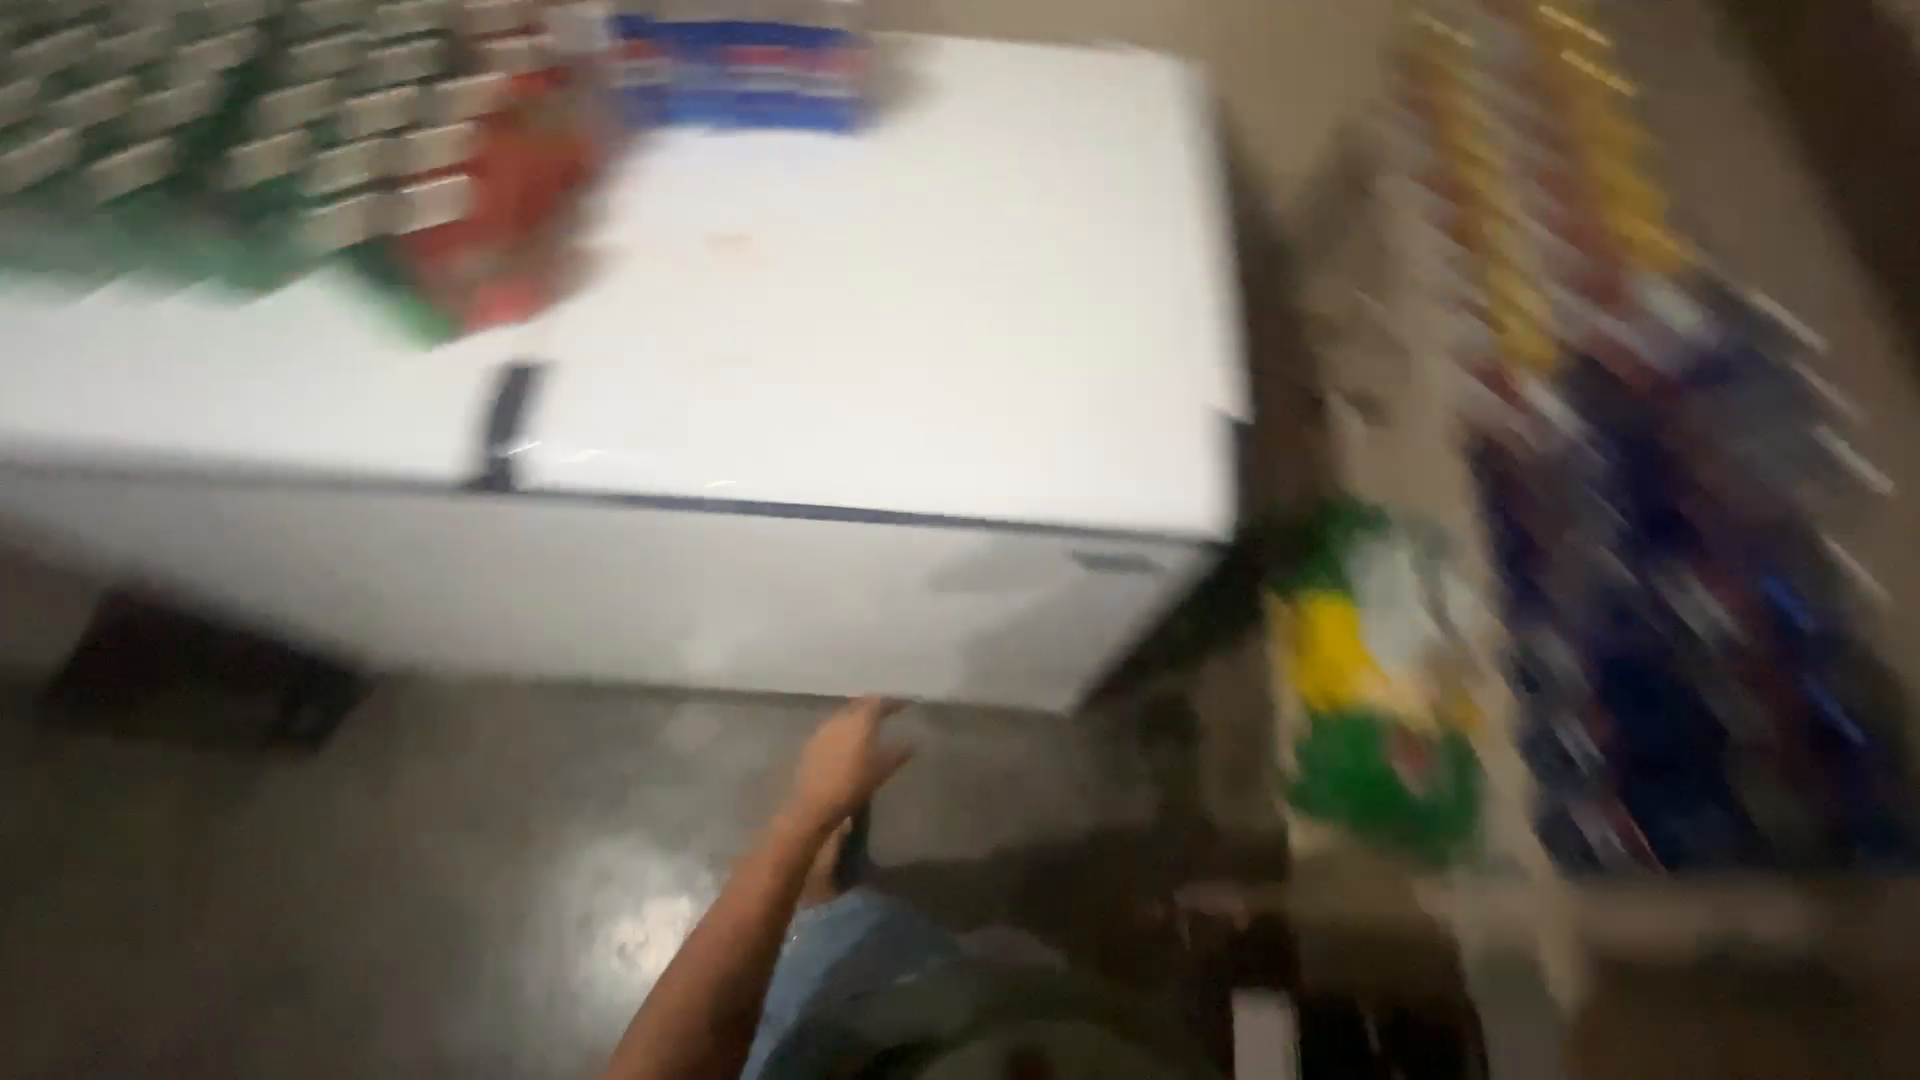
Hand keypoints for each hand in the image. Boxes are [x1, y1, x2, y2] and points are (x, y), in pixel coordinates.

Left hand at [784, 697, 912, 834]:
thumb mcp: (882, 770)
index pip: (879, 701)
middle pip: (860, 704)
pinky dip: (844, 729)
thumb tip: (915, 742)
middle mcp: (840, 718)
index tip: (904, 705)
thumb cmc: (853, 785)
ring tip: (869, 726)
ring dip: (857, 716)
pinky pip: (832, 727)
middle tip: (887, 712)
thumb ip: (900, 752)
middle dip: (874, 706)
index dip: (893, 702)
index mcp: (860, 720)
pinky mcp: (811, 742)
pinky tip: (848, 740)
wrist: (813, 804)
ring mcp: (823, 729)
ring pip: (845, 714)